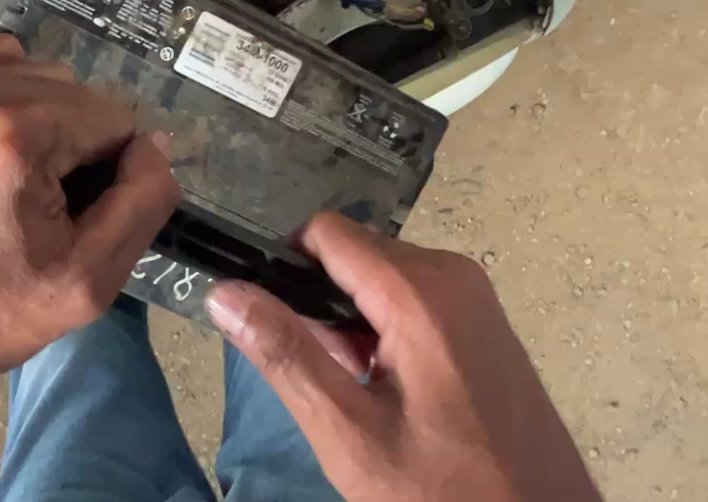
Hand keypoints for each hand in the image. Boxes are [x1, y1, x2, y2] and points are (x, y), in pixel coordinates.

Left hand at [0, 34, 178, 393]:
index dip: (115, 172)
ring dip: (53, 120)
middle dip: (84, 145)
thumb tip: (156, 145)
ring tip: (25, 179)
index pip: (117, 120)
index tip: (80, 219)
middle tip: (54, 207)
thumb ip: (142, 202)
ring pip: (43, 77)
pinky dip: (15, 94)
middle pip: (81, 95)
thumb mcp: (88, 281)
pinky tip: (4, 141)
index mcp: (19, 132)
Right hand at [205, 214, 600, 501]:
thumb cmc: (444, 495)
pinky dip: (386, 325)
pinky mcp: (482, 315)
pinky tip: (393, 388)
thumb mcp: (352, 436)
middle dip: (324, 301)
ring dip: (354, 318)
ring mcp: (473, 292)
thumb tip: (224, 292)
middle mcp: (450, 271)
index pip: (326, 232)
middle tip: (329, 375)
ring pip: (379, 274)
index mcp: (419, 291)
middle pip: (353, 253)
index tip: (271, 316)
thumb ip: (286, 355)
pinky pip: (412, 294)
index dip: (286, 263)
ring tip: (362, 390)